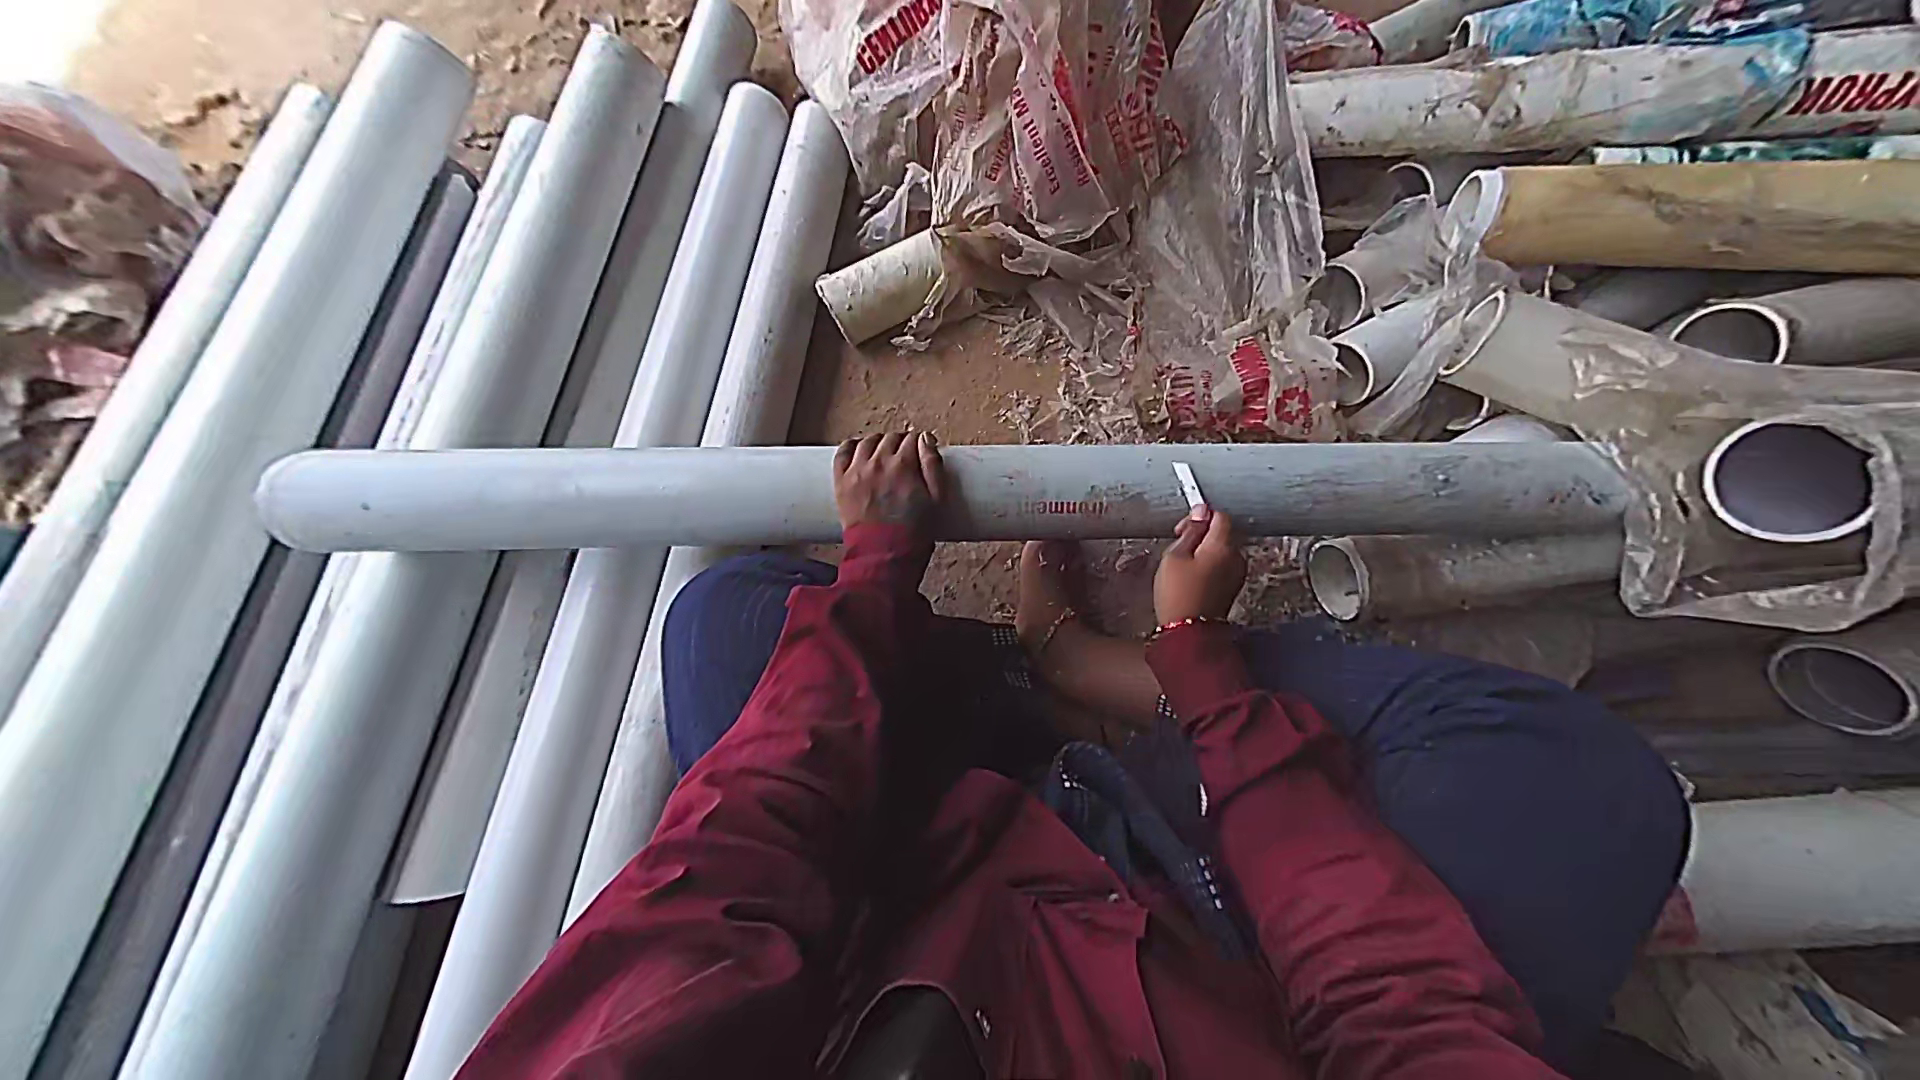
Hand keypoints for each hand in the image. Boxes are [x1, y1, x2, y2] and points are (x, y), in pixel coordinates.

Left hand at [833, 431, 945, 531]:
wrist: (884, 555)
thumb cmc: (914, 531)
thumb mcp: (937, 499)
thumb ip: (933, 465)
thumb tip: (926, 439)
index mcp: (903, 465)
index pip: (913, 439)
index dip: (919, 444)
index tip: (921, 451)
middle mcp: (878, 462)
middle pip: (890, 438)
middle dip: (901, 444)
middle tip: (905, 456)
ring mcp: (857, 471)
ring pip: (867, 442)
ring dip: (878, 443)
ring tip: (884, 454)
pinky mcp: (841, 481)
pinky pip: (843, 452)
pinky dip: (852, 446)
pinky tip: (859, 450)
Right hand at [1153, 507, 1245, 623]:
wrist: (1188, 632)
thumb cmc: (1178, 594)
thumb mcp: (1174, 556)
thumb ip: (1190, 531)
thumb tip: (1200, 513)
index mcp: (1223, 546)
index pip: (1220, 516)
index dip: (1201, 515)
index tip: (1184, 524)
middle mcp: (1236, 558)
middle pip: (1222, 533)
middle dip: (1202, 534)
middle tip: (1179, 544)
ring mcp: (1236, 574)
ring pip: (1221, 550)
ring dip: (1204, 550)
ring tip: (1182, 564)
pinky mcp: (1231, 587)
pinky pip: (1222, 565)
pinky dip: (1208, 564)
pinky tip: (1191, 576)